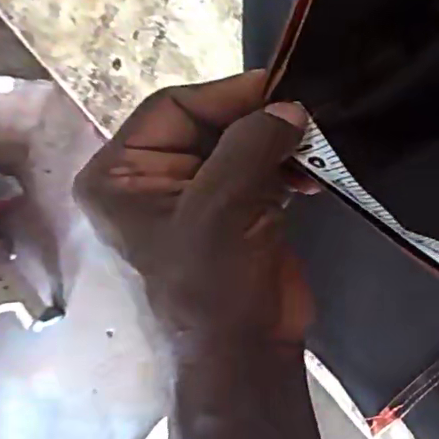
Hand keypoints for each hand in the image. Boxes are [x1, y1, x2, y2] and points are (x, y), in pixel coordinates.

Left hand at [73, 70, 318, 351]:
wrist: (246, 350)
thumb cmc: (213, 283)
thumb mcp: (222, 208)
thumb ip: (252, 147)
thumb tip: (291, 107)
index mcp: (125, 175)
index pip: (175, 108)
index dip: (228, 94)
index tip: (282, 87)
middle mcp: (158, 179)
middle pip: (213, 124)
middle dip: (260, 121)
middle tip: (306, 117)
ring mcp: (204, 196)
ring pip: (245, 145)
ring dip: (281, 145)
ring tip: (314, 152)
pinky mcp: (242, 211)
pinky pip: (266, 170)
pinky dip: (291, 167)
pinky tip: (312, 177)